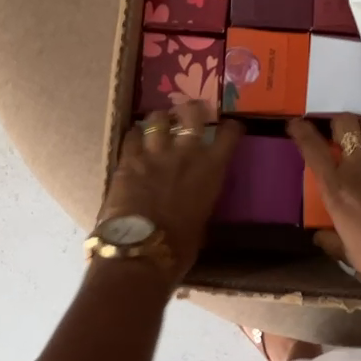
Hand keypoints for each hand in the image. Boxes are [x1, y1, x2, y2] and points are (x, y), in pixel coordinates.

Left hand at [99, 101, 243, 285]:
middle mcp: (186, 153)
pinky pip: (131, 135)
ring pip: (158, 118)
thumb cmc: (179, 247)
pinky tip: (134, 138)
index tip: (230, 126)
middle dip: (192, 109)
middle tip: (190, 111)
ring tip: (158, 122)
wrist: (142, 250)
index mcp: (211, 170)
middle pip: (192, 114)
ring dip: (159, 119)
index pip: (229, 135)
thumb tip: (194, 200)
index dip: (231, 127)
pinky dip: (134, 135)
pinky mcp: (129, 159)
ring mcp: (156, 153)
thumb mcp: (201, 222)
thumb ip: (200, 200)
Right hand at [286, 114, 360, 292]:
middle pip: (344, 123)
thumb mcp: (348, 254)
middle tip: (341, 133)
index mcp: (336, 188)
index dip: (301, 131)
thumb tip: (318, 237)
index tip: (296, 124)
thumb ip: (331, 241)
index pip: (312, 149)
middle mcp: (358, 166)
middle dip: (339, 123)